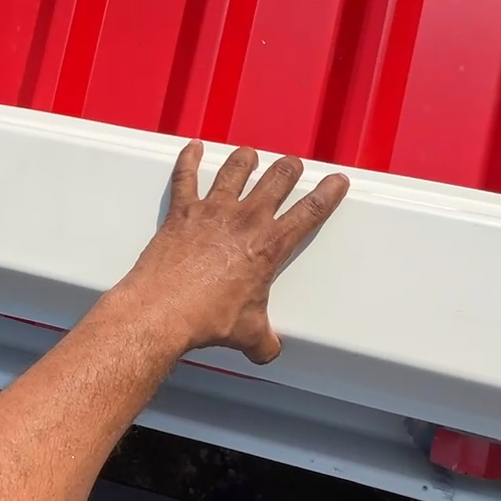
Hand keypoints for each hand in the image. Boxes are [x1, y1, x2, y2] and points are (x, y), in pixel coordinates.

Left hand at [105, 141, 349, 363]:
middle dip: (288, 168)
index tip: (336, 181)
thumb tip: (267, 352)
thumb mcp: (247, 334)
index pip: (308, 213)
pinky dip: (189, 159)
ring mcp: (212, 212)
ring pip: (235, 171)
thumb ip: (263, 341)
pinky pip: (186, 176)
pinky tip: (193, 147)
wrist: (164, 310)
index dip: (326, 194)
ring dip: (245, 159)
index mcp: (268, 247)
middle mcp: (244, 221)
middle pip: (275, 180)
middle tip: (293, 163)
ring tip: (251, 153)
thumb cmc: (206, 319)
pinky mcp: (181, 212)